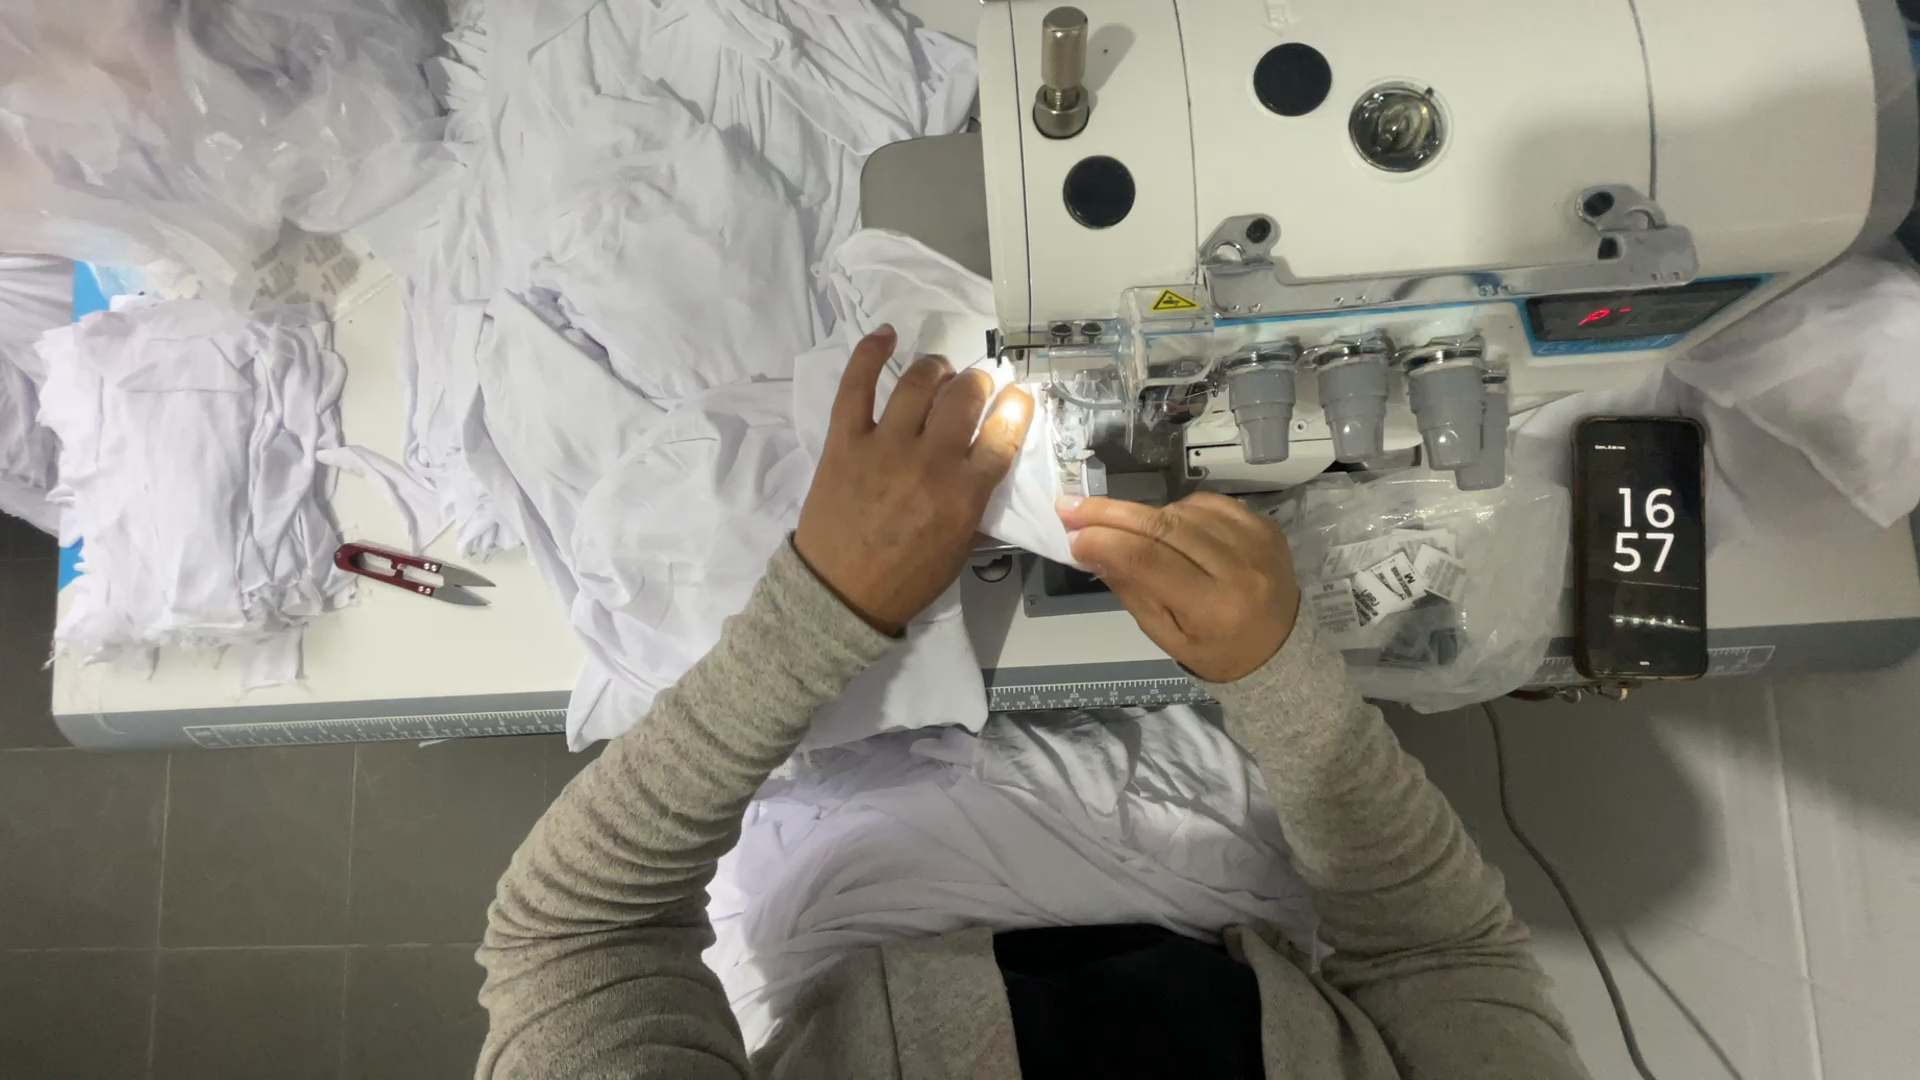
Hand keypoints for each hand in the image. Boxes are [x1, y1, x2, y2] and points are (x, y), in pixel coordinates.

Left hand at [795, 326, 1034, 633]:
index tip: (1019, 397)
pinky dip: (871, 353)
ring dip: (937, 368)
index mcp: (964, 493)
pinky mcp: (845, 440)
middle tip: (973, 388)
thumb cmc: (906, 579)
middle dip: (978, 384)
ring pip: (919, 384)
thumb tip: (985, 465)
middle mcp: (930, 461)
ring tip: (939, 371)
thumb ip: (976, 503)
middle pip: (965, 398)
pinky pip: (856, 385)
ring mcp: (885, 446)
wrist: (840, 594)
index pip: (1003, 434)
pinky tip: (887, 335)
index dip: (1017, 408)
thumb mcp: (959, 549)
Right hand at [1058, 493, 1300, 681]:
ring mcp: (1256, 540)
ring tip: (1127, 531)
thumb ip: (1130, 589)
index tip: (1071, 534)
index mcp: (1214, 607)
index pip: (1149, 560)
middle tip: (1071, 506)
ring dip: (1143, 515)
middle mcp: (1240, 568)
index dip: (1105, 541)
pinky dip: (1176, 510)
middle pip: (1163, 527)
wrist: (1280, 648)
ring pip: (1180, 510)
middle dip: (1110, 513)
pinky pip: (1205, 502)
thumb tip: (1089, 548)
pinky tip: (1168, 526)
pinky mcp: (1263, 524)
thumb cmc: (1215, 650)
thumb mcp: (1165, 635)